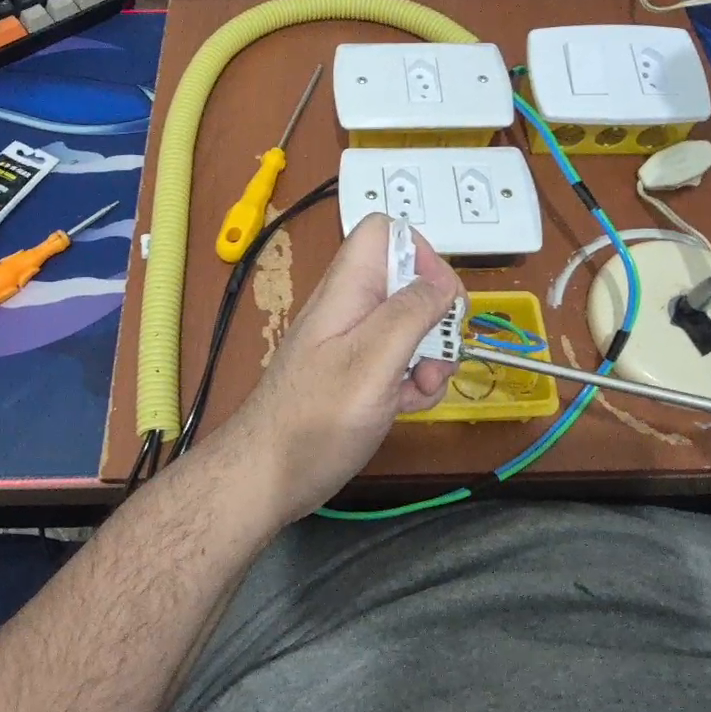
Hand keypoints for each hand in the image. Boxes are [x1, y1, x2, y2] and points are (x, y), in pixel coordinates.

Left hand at [211, 213, 461, 525]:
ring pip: (410, 326)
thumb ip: (409, 314)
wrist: (268, 478)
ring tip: (423, 386)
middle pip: (406, 281)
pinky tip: (408, 406)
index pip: (384, 233)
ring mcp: (354, 343)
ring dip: (431, 354)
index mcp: (346, 290)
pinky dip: (414, 381)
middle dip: (436, 314)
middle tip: (440, 350)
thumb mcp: (371, 362)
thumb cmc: (314, 421)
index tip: (440, 298)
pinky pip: (400, 362)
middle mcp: (350, 308)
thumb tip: (442, 282)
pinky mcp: (359, 375)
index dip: (420, 254)